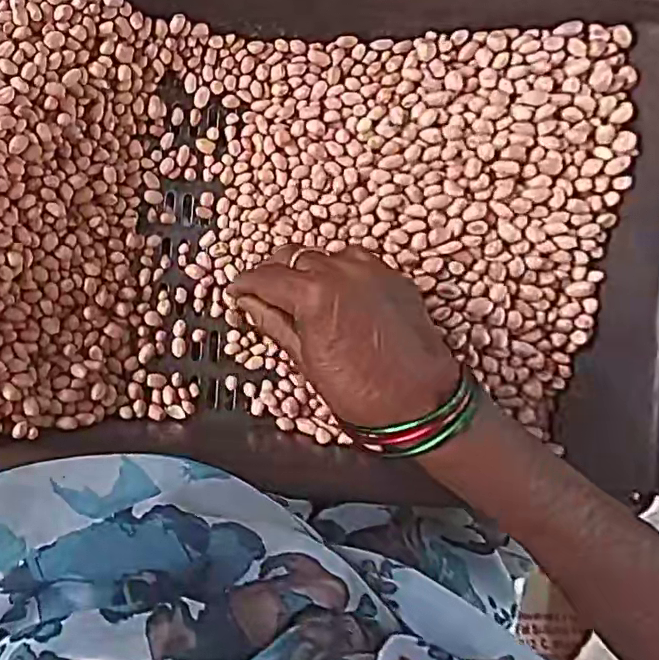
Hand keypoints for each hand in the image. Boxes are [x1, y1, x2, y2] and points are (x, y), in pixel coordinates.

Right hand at [226, 245, 460, 428]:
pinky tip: (333, 291)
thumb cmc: (362, 391)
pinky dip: (337, 270)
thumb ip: (273, 322)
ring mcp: (370, 272)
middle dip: (272, 273)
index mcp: (312, 294)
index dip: (244, 284)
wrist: (421, 404)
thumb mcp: (303, 358)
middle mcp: (340, 273)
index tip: (237, 291)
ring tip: (298, 293)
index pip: (264, 276)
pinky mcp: (393, 278)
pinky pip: (354, 261)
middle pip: (291, 257)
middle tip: (262, 293)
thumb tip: (250, 304)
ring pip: (322, 256)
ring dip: (304, 269)